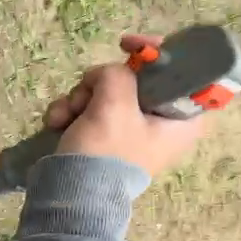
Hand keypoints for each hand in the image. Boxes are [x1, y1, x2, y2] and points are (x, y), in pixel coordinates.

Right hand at [42, 36, 206, 178]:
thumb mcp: (113, 107)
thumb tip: (104, 73)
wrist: (70, 195)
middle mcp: (161, 122)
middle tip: (85, 93)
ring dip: (77, 99)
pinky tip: (56, 124)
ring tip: (63, 117)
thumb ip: (115, 76)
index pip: (184, 70)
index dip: (157, 52)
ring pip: (104, 95)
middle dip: (100, 84)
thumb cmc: (103, 153)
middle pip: (134, 81)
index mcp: (184, 117)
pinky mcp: (101, 139)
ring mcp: (129, 131)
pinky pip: (87, 112)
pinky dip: (69, 114)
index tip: (127, 44)